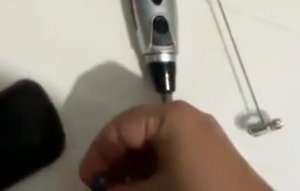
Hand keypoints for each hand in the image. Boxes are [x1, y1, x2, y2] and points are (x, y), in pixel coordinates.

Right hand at [80, 102, 273, 190]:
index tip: (86, 181)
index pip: (121, 126)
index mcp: (170, 117)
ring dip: (134, 171)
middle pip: (138, 133)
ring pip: (155, 148)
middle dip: (117, 162)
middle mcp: (186, 119)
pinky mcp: (213, 160)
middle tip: (101, 189)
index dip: (99, 153)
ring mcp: (203, 138)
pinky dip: (155, 174)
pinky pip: (173, 158)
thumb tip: (105, 190)